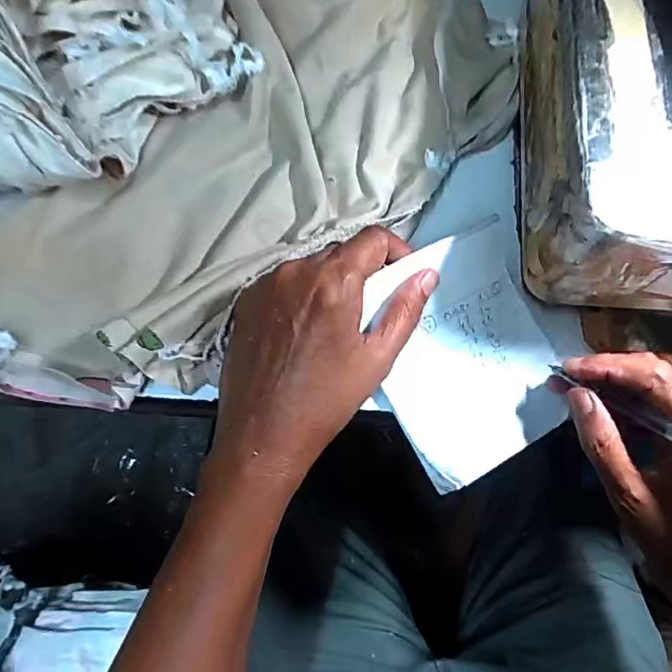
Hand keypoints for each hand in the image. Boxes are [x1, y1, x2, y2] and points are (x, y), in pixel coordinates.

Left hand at [213, 227, 436, 487]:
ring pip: (311, 267)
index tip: (401, 276)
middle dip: (363, 272)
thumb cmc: (324, 402)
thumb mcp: (377, 359)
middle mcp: (295, 272)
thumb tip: (424, 276)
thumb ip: (404, 310)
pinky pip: (284, 284)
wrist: (262, 433)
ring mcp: (266, 285)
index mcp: (333, 282)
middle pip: (341, 252)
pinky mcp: (246, 301)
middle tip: (371, 311)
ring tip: (334, 327)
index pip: (373, 238)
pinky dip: (300, 297)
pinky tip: (303, 334)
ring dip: (329, 284)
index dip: (396, 251)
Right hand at [558, 353, 671, 615]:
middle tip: (565, 376)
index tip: (570, 370)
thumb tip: (577, 397)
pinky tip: (596, 406)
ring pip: (653, 384)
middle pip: (656, 374)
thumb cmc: (669, 538)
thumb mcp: (627, 493)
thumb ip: (602, 442)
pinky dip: (623, 400)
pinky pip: (655, 403)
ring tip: (572, 388)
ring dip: (612, 383)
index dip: (608, 368)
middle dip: (607, 370)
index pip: (655, 379)